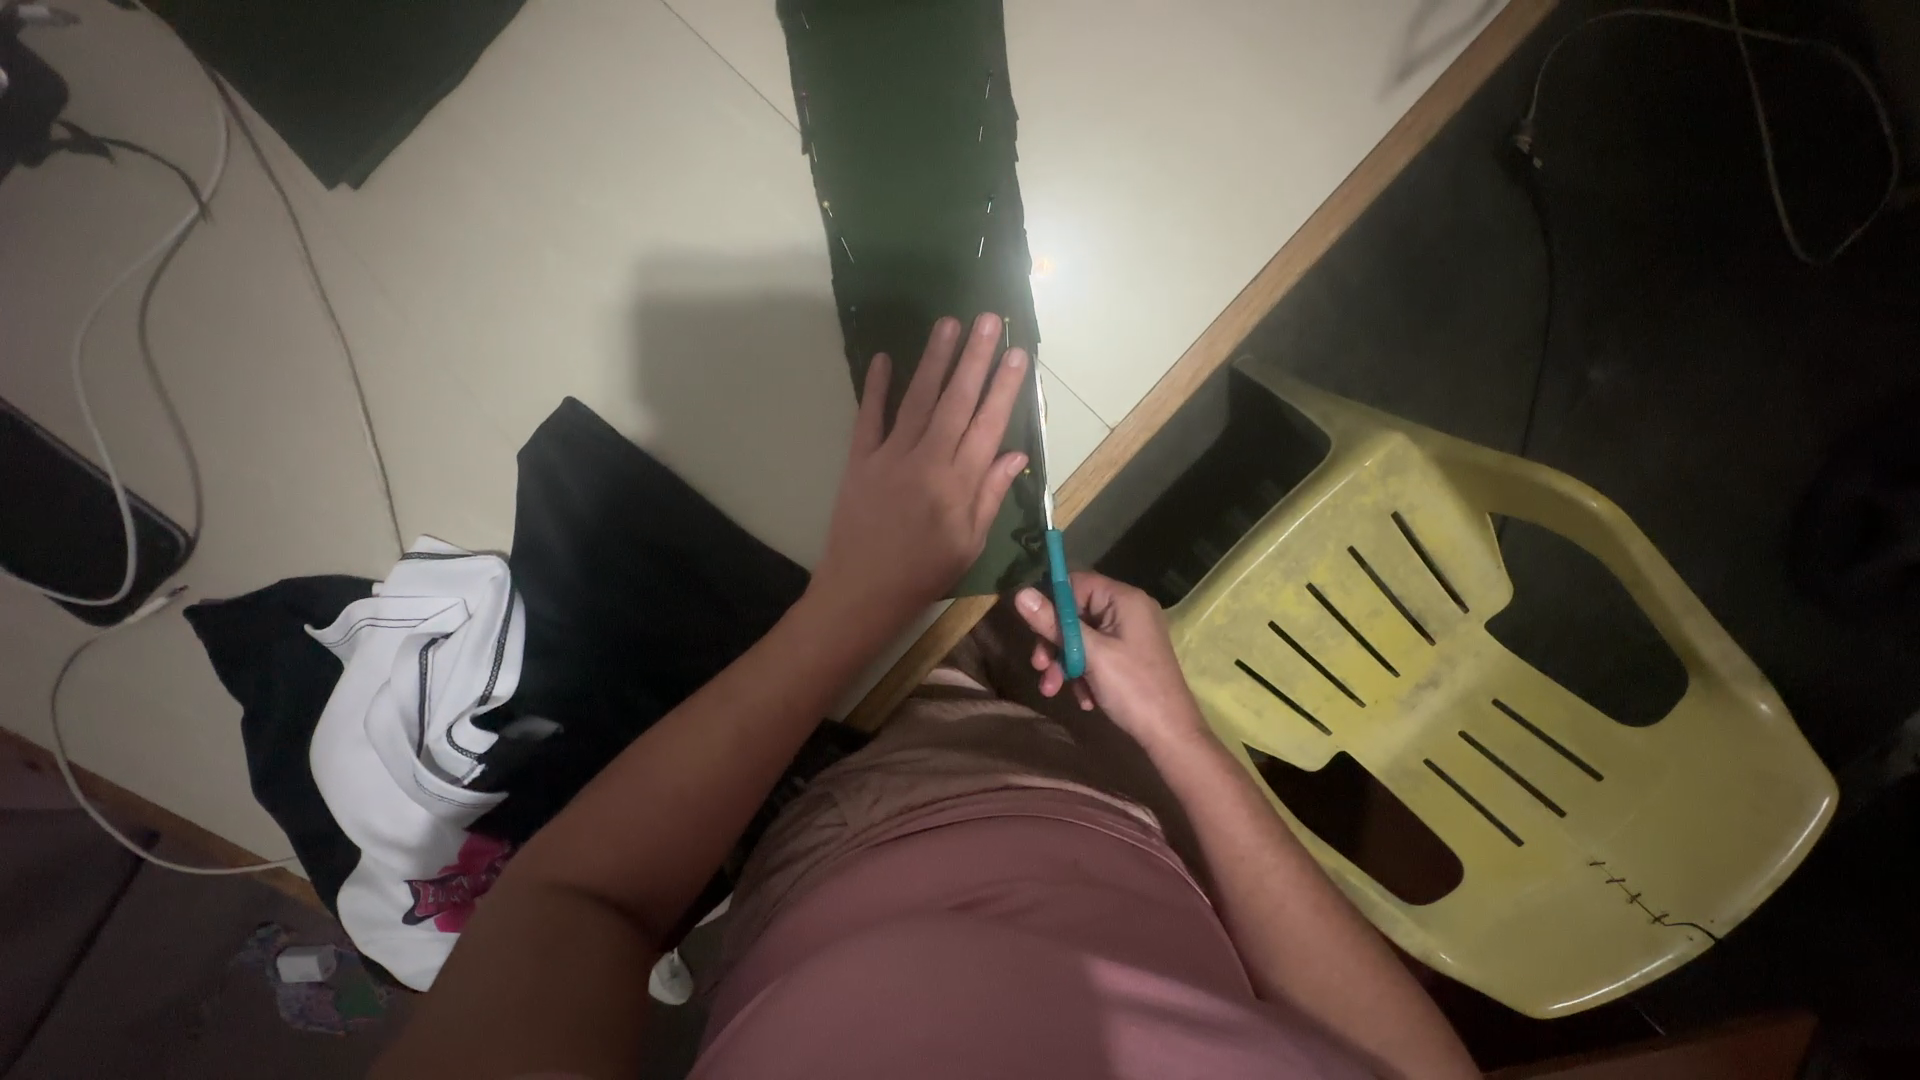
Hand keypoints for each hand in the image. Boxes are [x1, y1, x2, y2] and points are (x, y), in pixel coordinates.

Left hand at [810, 313, 1028, 636]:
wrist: (862, 592)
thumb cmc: (924, 573)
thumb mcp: (969, 544)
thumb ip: (991, 496)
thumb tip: (1017, 454)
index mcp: (958, 484)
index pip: (988, 425)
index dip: (1005, 388)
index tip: (1018, 354)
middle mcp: (926, 461)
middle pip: (955, 401)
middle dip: (975, 358)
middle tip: (988, 319)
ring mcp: (889, 456)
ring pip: (917, 399)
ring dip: (934, 360)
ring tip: (949, 323)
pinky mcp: (859, 460)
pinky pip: (869, 417)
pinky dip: (875, 387)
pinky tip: (881, 357)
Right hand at [1014, 572, 1210, 752]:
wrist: (1170, 735)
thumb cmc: (1132, 688)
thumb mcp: (1088, 654)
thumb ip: (1053, 623)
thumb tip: (1020, 593)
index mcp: (1124, 599)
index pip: (1077, 583)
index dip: (1052, 604)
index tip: (1034, 629)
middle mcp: (1129, 610)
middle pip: (1076, 613)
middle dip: (1055, 643)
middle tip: (1039, 666)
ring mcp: (1130, 635)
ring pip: (1082, 638)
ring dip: (1065, 663)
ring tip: (1054, 690)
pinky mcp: (1129, 656)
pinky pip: (1096, 654)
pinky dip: (1084, 673)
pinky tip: (1084, 698)